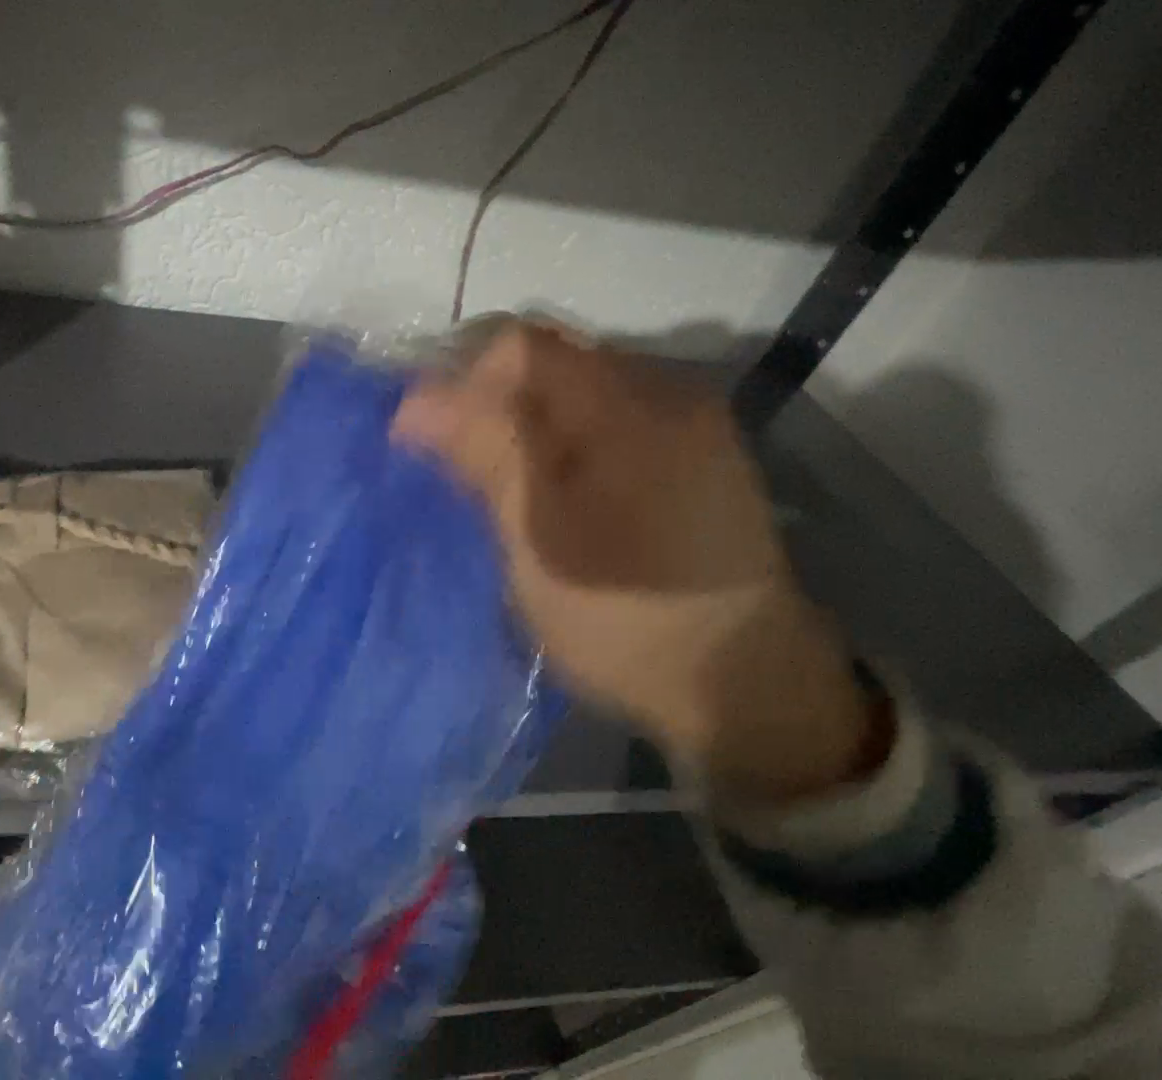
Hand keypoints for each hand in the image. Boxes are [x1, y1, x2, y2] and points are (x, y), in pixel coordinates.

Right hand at [394, 318, 885, 804]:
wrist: (745, 688)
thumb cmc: (626, 617)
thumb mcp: (539, 539)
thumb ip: (485, 453)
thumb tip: (416, 397)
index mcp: (628, 406)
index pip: (522, 345)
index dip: (459, 380)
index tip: (424, 442)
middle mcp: (669, 394)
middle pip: (556, 363)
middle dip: (492, 403)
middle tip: (457, 468)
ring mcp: (692, 429)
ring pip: (583, 395)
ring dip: (529, 425)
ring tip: (500, 485)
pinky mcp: (699, 463)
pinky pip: (615, 425)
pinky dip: (569, 445)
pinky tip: (555, 496)